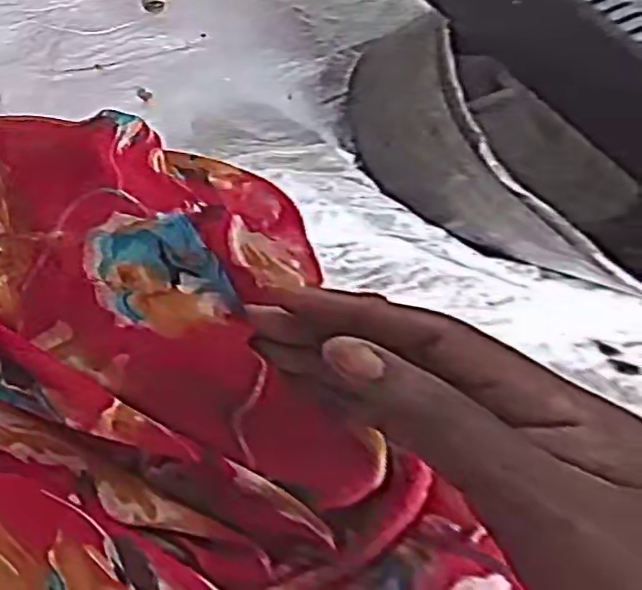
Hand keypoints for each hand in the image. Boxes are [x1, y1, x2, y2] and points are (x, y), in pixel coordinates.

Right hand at [247, 285, 641, 589]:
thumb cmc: (632, 579)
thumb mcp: (533, 493)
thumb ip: (438, 415)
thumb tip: (343, 349)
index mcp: (559, 407)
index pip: (434, 335)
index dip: (353, 311)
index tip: (282, 299)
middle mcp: (537, 420)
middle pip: (415, 356)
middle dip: (330, 332)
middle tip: (257, 320)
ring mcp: (520, 454)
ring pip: (408, 389)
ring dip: (334, 365)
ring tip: (272, 350)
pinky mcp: (502, 486)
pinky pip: (415, 426)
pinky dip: (359, 404)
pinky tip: (323, 396)